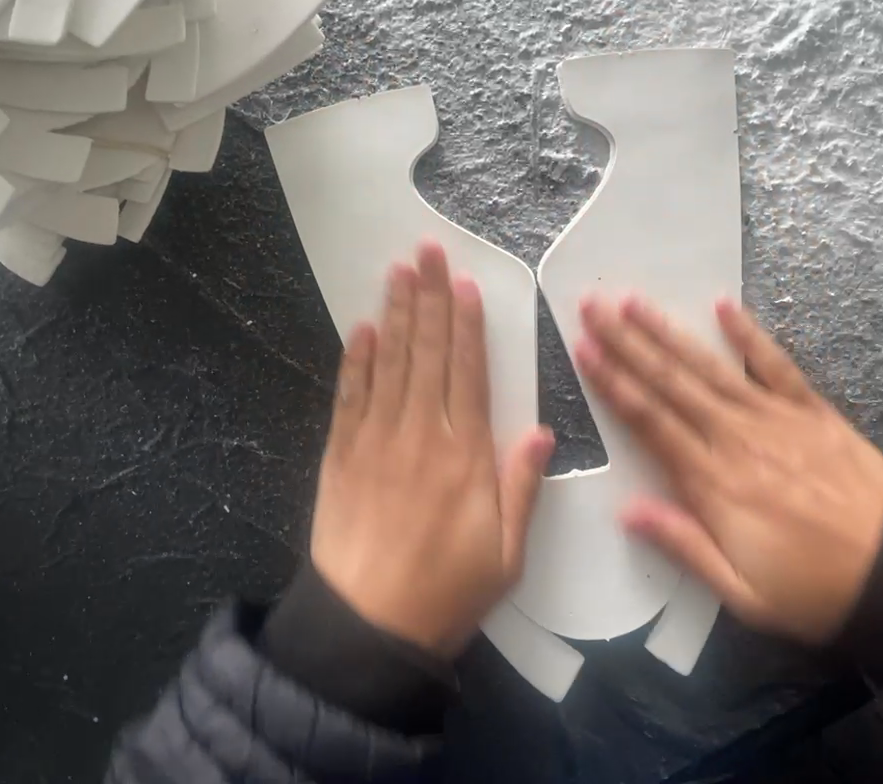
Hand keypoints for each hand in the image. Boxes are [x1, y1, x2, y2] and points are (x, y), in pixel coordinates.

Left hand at [310, 240, 554, 657]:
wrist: (366, 629)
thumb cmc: (447, 593)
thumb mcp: (505, 555)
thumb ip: (521, 488)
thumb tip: (541, 430)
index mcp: (465, 457)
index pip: (468, 374)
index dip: (467, 325)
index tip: (466, 284)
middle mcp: (420, 435)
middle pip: (427, 353)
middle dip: (430, 298)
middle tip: (428, 251)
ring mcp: (375, 440)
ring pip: (389, 363)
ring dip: (395, 314)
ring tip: (398, 271)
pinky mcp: (341, 454)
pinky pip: (349, 396)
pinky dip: (355, 359)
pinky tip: (361, 328)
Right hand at [573, 295, 882, 644]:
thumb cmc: (815, 590)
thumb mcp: (744, 595)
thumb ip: (684, 546)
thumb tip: (626, 509)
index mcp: (714, 483)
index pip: (650, 421)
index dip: (612, 382)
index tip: (583, 348)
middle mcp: (736, 438)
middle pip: (670, 382)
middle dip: (626, 341)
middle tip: (593, 304)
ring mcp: (775, 419)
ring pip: (709, 367)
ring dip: (668, 331)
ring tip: (634, 299)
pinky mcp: (812, 411)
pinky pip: (776, 365)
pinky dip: (750, 334)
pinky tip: (722, 305)